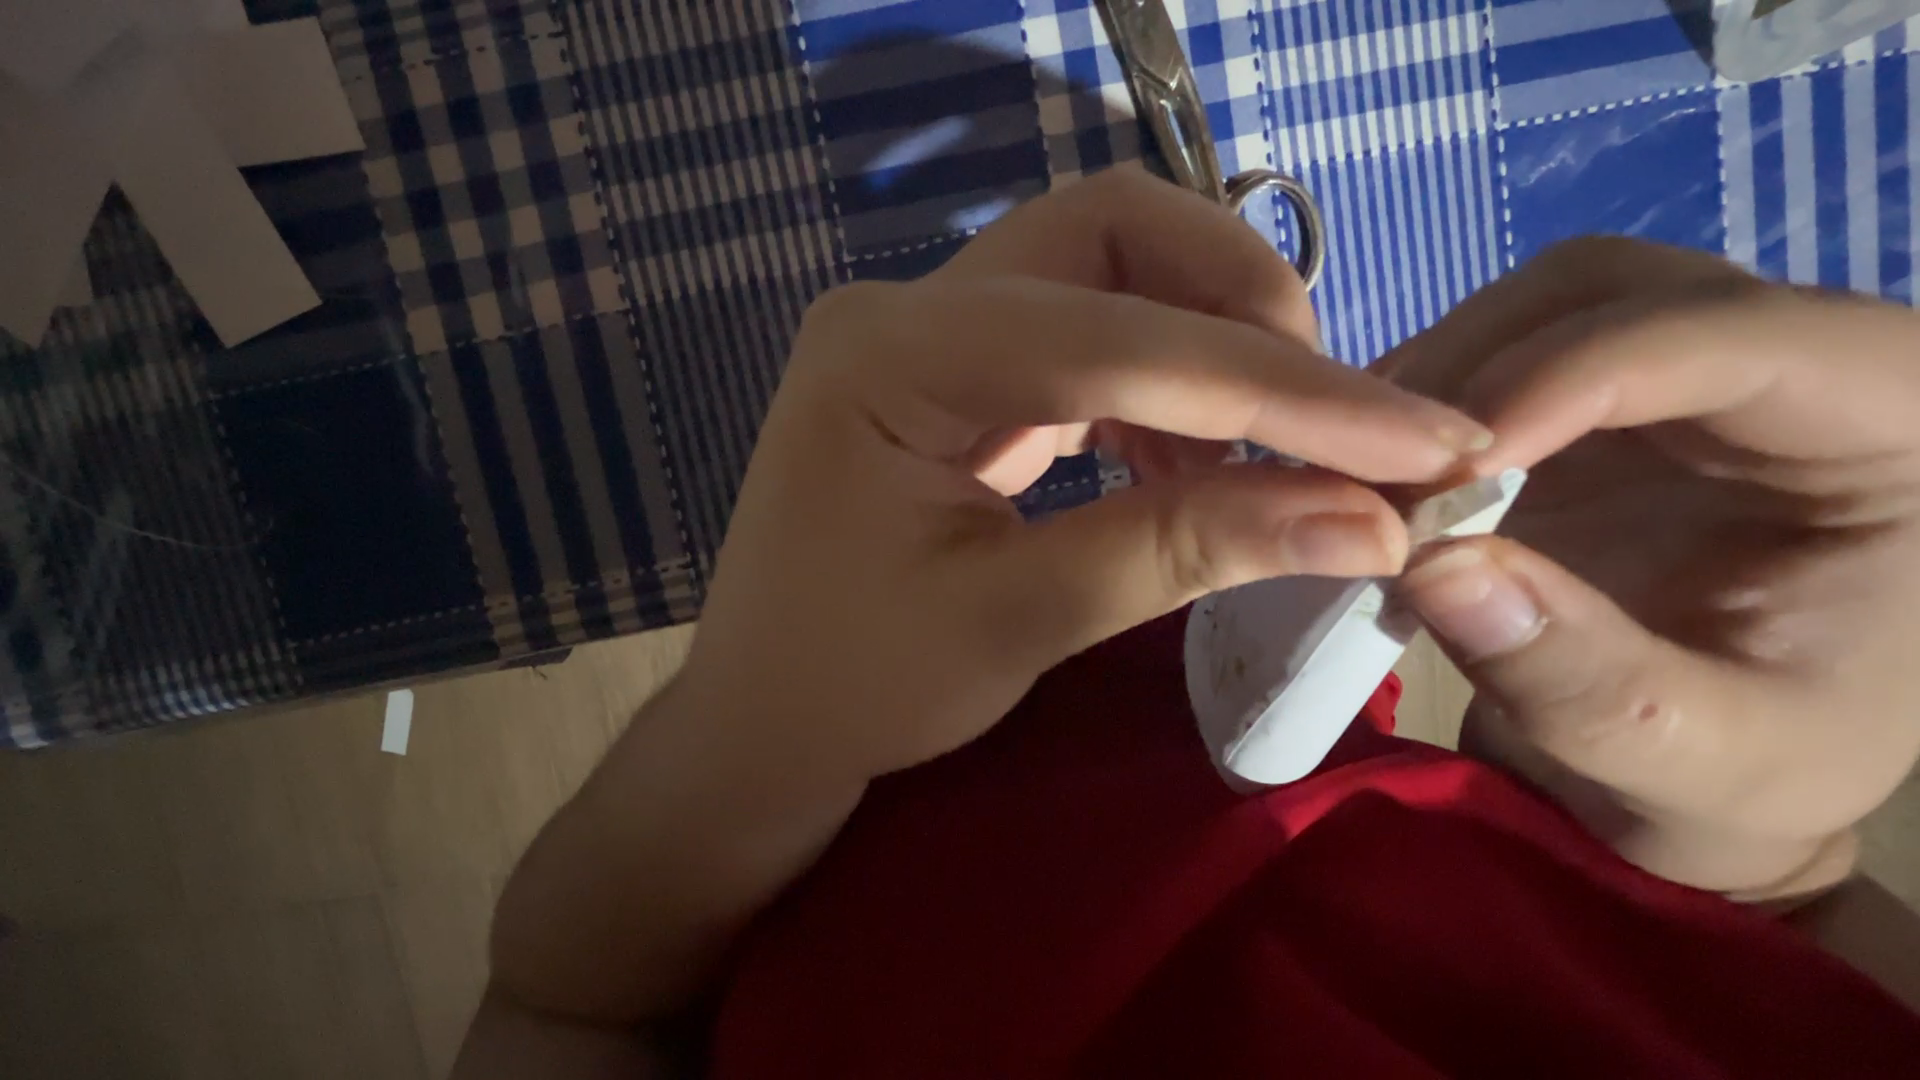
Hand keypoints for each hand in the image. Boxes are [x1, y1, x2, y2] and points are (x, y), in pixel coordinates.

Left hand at [680, 168, 1490, 782]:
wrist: (762, 721)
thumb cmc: (856, 687)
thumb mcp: (1019, 620)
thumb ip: (1183, 549)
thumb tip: (1370, 519)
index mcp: (893, 355)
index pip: (1119, 336)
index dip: (1282, 389)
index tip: (1422, 441)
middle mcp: (905, 311)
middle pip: (1111, 236)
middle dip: (1242, 309)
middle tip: (1334, 417)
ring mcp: (926, 336)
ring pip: (1105, 275)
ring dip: (1209, 348)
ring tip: (1274, 457)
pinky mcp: (952, 376)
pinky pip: (1082, 339)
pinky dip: (1162, 388)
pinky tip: (1196, 463)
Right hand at [1385, 238, 1919, 900]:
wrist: (1685, 780)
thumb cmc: (1727, 778)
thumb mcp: (1680, 760)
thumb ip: (1577, 677)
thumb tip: (1434, 563)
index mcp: (1900, 435)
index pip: (1732, 336)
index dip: (1574, 376)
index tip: (1444, 476)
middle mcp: (1790, 377)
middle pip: (1613, 288)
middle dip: (1480, 363)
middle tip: (1389, 468)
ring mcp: (1674, 387)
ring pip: (1535, 308)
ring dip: (1435, 378)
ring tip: (1373, 474)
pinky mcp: (1586, 413)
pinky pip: (1488, 356)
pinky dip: (1417, 403)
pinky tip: (1379, 469)